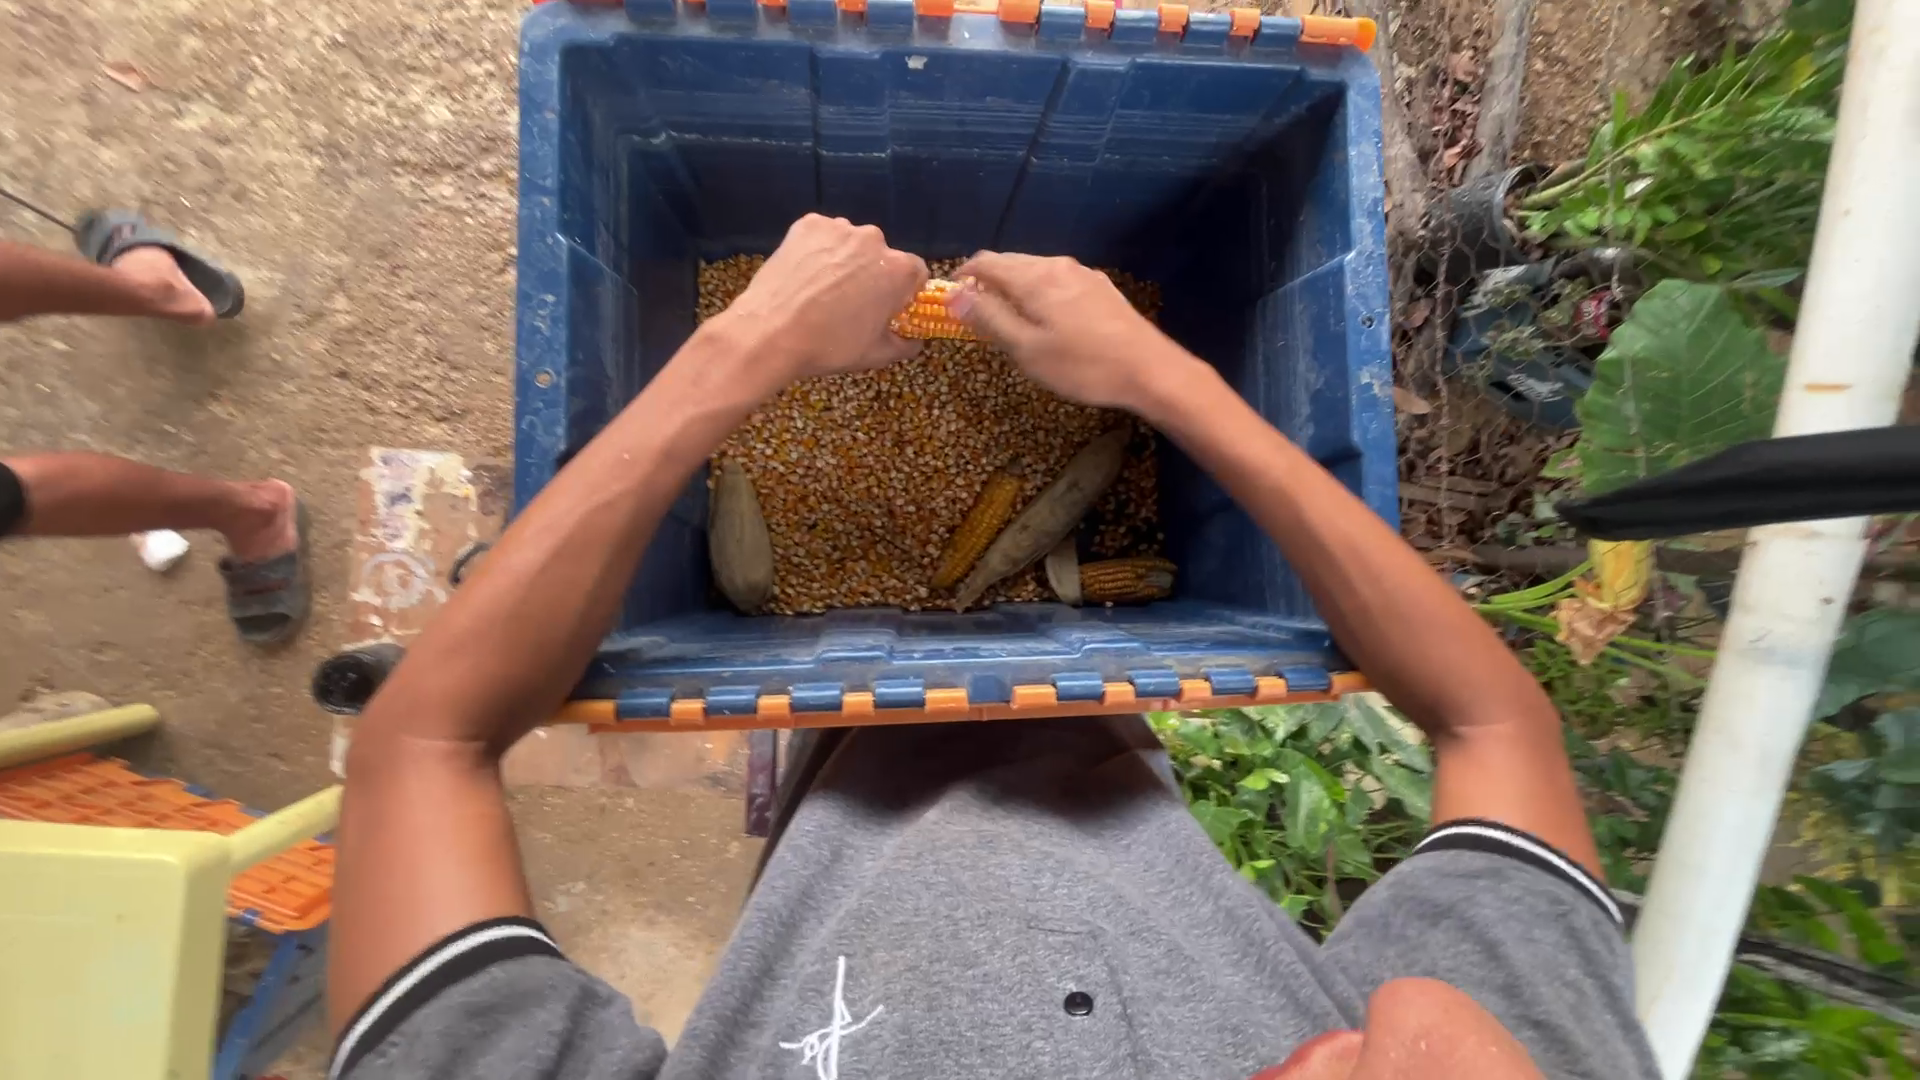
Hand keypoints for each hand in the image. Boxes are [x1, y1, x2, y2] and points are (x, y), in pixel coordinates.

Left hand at [716, 214, 927, 388]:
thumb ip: (905, 345)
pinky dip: (820, 252)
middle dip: (874, 275)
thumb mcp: (876, 355)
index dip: (904, 293)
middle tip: (852, 303)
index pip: (916, 273)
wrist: (771, 333)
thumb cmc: (831, 345)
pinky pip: (824, 237)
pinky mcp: (808, 224)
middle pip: (883, 256)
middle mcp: (874, 239)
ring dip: (847, 262)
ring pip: (852, 245)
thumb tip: (914, 340)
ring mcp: (838, 228)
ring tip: (824, 291)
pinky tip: (807, 277)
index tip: (888, 308)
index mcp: (899, 270)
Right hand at [951, 252, 1198, 410]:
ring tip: (1006, 320)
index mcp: (1035, 277)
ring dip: (1013, 289)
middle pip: (1011, 263)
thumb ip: (989, 319)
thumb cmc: (1082, 365)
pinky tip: (1044, 321)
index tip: (951, 300)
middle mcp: (1058, 266)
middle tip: (975, 314)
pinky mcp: (1100, 290)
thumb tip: (953, 295)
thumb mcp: (1027, 349)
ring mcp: (1082, 275)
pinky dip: (1037, 295)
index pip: (986, 262)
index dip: (963, 277)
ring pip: (1035, 272)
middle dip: (987, 282)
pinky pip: (1056, 283)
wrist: (1149, 370)